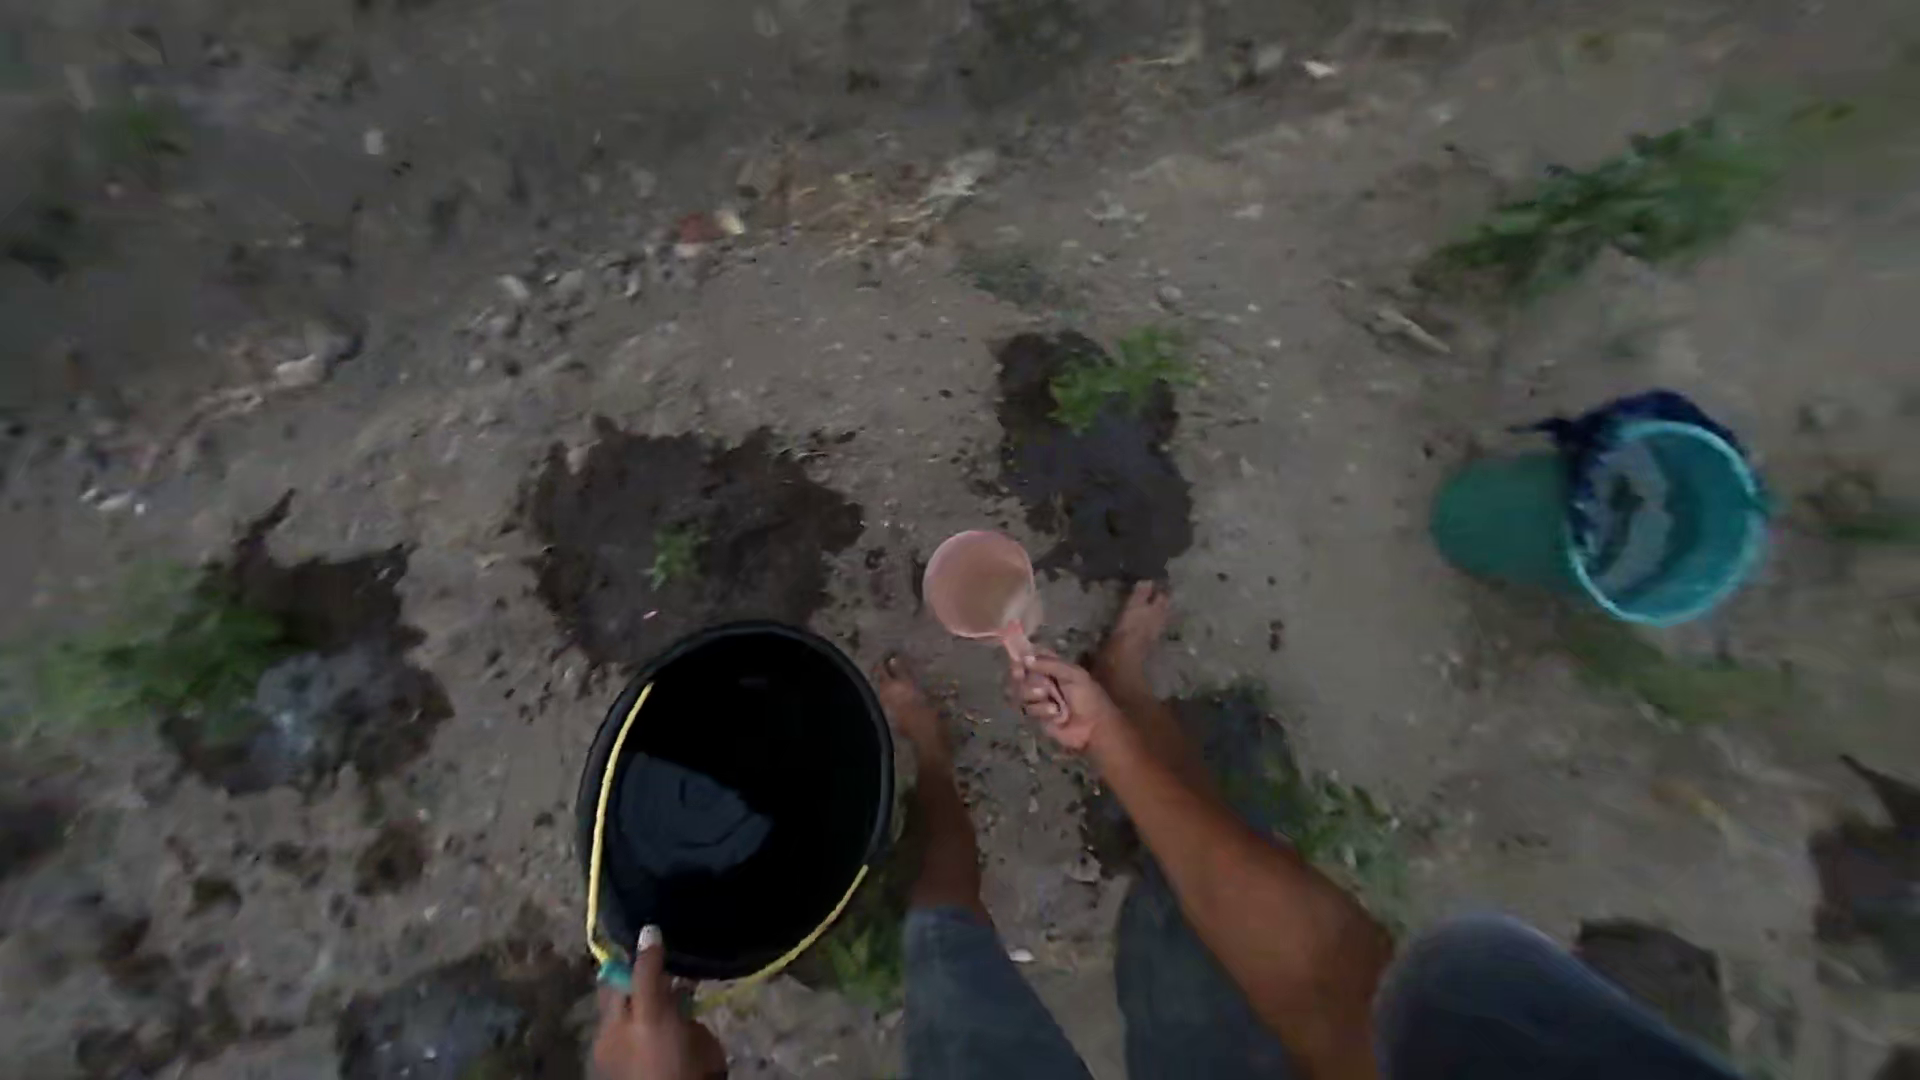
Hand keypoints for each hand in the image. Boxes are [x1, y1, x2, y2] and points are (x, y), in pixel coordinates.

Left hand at [592, 926, 726, 1079]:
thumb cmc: (658, 1058)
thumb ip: (646, 973)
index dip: (629, 952)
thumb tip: (647, 928)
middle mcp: (631, 1023)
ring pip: (662, 985)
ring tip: (689, 934)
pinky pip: (682, 995)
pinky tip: (701, 961)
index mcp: (611, 1025)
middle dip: (652, 955)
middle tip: (672, 920)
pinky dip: (690, 978)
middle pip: (638, 980)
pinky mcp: (682, 1027)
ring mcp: (657, 1025)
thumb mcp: (648, 1015)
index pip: (614, 978)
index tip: (649, 919)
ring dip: (673, 965)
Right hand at [1008, 651, 1125, 751]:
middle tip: (1020, 674)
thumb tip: (1024, 658)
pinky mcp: (1037, 716)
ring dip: (1033, 693)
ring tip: (1047, 697)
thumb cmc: (1087, 697)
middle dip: (1020, 674)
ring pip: (1021, 691)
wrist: (1093, 728)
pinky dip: (1041, 709)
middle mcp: (1043, 681)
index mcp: (1054, 667)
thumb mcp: (1073, 675)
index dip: (1023, 655)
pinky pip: (1027, 708)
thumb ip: (1049, 664)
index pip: (1033, 656)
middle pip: (1020, 673)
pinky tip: (1054, 713)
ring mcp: (1039, 699)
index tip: (1018, 658)